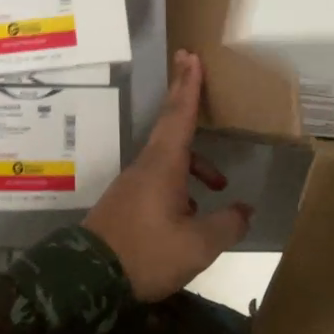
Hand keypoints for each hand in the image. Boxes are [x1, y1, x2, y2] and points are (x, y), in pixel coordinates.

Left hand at [83, 50, 253, 300]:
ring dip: (194, 161)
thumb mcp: (196, 245)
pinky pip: (160, 177)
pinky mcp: (128, 201)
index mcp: (162, 166)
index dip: (188, 86)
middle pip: (170, 124)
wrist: (90, 278)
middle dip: (184, 96)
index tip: (190, 56)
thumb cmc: (146, 253)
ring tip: (218, 185)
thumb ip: (225, 224)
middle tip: (191, 65)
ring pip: (168, 157)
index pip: (179, 116)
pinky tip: (191, 213)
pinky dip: (180, 181)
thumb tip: (244, 210)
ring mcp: (134, 183)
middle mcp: (146, 166)